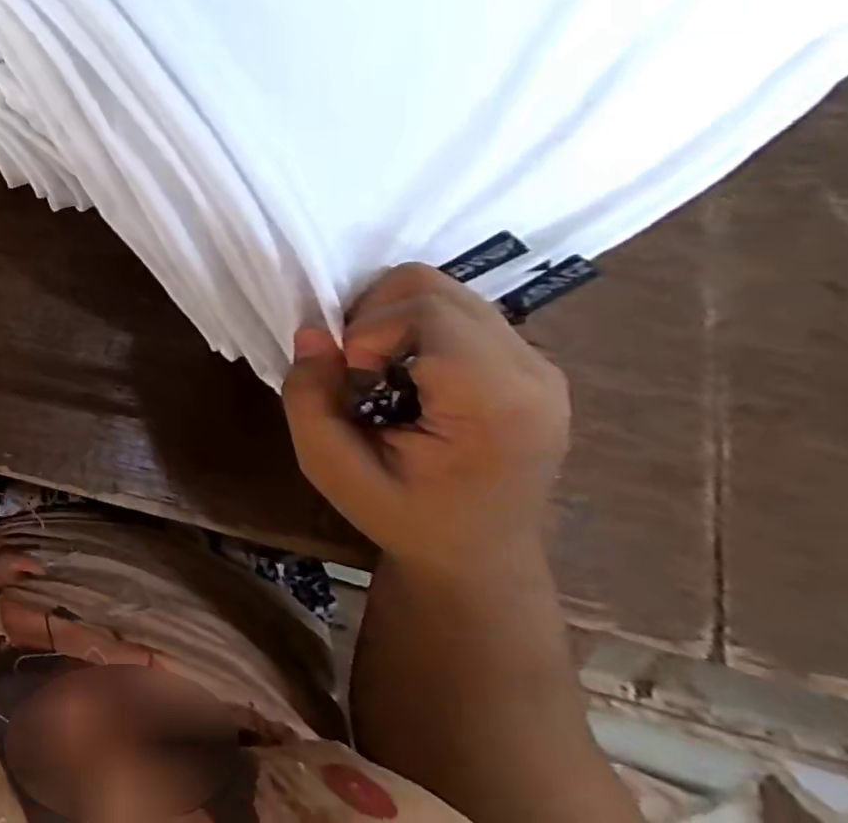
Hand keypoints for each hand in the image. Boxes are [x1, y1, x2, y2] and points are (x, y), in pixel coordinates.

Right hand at [281, 263, 570, 575]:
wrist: (477, 558)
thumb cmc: (403, 517)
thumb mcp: (331, 468)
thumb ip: (308, 398)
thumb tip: (312, 333)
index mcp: (496, 402)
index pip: (426, 309)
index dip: (369, 329)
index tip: (354, 378)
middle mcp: (532, 371)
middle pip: (435, 288)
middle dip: (376, 315)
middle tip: (358, 368)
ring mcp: (539, 365)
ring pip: (445, 292)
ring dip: (394, 319)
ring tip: (381, 371)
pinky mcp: (530, 364)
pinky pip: (459, 313)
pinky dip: (416, 328)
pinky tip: (408, 376)